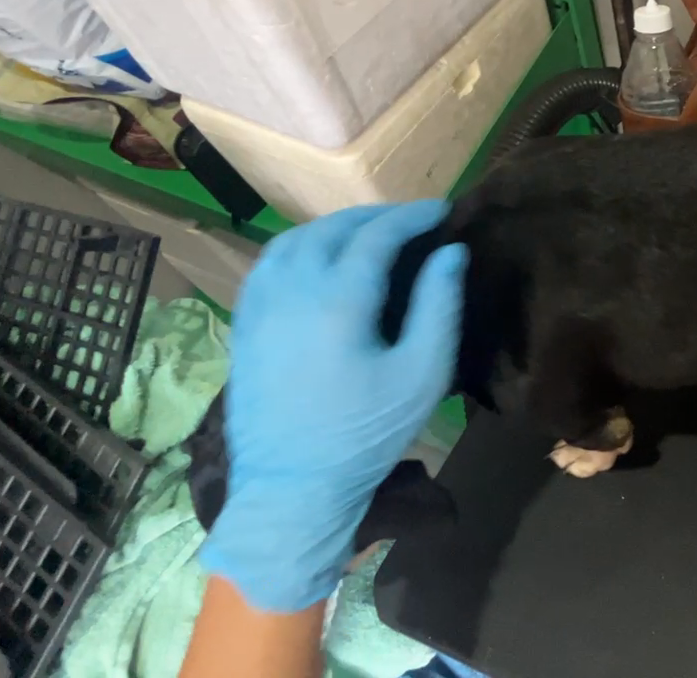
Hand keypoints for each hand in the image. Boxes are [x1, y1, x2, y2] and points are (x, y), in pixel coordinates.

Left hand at [198, 201, 466, 611]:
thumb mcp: (424, 372)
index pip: (377, 235)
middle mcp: (292, 293)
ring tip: (371, 232)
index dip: (413, 216)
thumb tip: (452, 252)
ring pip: (294, 240)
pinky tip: (322, 257)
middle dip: (378, 216)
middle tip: (414, 220)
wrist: (294, 488)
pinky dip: (301, 245)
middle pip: (333, 229)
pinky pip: (269, 264)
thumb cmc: (368, 432)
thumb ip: (440, 305)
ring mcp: (260, 308)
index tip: (443, 210)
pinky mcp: (245, 326)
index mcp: (338, 302)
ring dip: (337, 226)